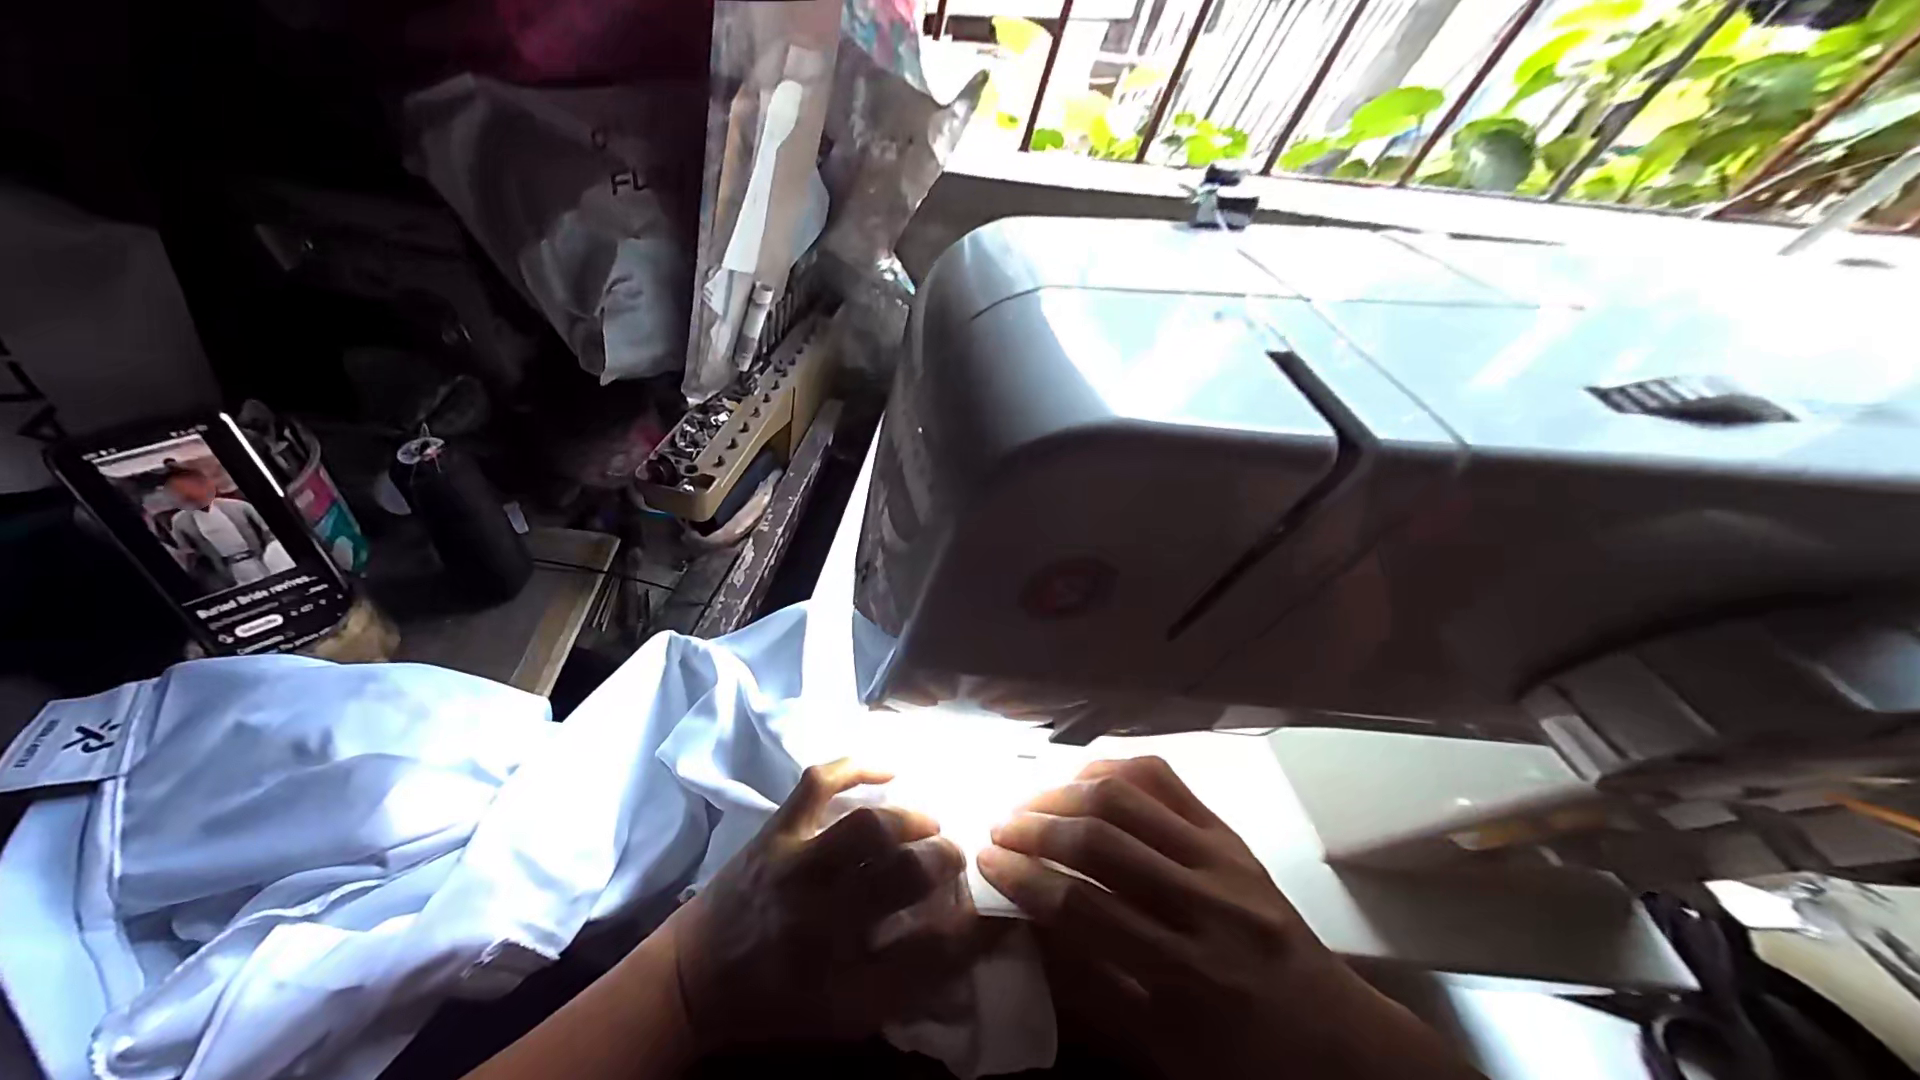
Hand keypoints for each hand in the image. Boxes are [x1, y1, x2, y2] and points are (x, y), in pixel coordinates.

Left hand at [659, 759, 976, 1052]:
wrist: (696, 975)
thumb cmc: (778, 999)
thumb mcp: (846, 1013)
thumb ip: (908, 978)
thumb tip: (966, 934)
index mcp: (840, 978)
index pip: (928, 951)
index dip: (973, 927)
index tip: (995, 908)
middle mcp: (818, 919)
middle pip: (899, 878)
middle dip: (942, 861)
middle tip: (957, 855)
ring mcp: (794, 865)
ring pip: (864, 829)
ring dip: (908, 821)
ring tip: (927, 823)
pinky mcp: (777, 830)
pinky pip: (818, 783)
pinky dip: (858, 767)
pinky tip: (890, 770)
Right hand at [979, 756, 1481, 1079]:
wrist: (1337, 1040)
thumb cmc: (1240, 1060)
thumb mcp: (1159, 1047)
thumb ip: (1088, 984)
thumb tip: (1025, 924)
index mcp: (1187, 976)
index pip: (1083, 910)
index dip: (1024, 879)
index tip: (986, 861)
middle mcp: (1206, 905)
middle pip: (1101, 841)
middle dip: (1036, 827)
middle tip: (1000, 827)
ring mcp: (1223, 859)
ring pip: (1129, 797)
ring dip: (1066, 791)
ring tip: (1031, 800)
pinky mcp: (1232, 834)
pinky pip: (1166, 779)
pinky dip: (1115, 768)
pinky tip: (1084, 777)